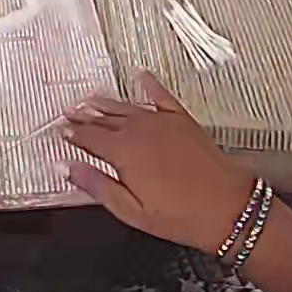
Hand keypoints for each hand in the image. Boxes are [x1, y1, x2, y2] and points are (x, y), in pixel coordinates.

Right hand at [62, 72, 254, 253]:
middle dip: (84, 116)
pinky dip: (150, 85)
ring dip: (105, 103)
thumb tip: (68, 168)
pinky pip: (161, 96)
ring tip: (89, 100)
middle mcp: (140, 130)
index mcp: (124, 152)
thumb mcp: (129, 209)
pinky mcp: (183, 121)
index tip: (63, 132)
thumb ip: (96, 185)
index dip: (73, 134)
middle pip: (103, 118)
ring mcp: (162, 122)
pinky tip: (142, 76)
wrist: (228, 209)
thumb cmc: (179, 215)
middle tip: (69, 112)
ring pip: (125, 107)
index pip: (89, 137)